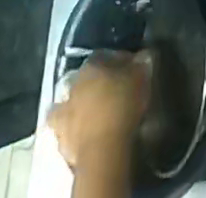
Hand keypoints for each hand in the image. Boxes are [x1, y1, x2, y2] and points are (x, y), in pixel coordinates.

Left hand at [50, 51, 150, 169]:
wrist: (102, 149)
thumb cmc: (122, 106)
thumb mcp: (140, 79)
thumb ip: (141, 64)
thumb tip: (144, 55)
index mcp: (91, 65)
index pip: (105, 56)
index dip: (120, 62)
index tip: (133, 69)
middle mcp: (73, 83)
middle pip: (87, 79)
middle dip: (100, 84)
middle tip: (116, 93)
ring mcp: (64, 110)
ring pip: (72, 103)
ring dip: (82, 107)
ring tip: (98, 116)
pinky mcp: (61, 137)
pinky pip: (67, 130)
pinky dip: (75, 131)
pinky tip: (86, 136)